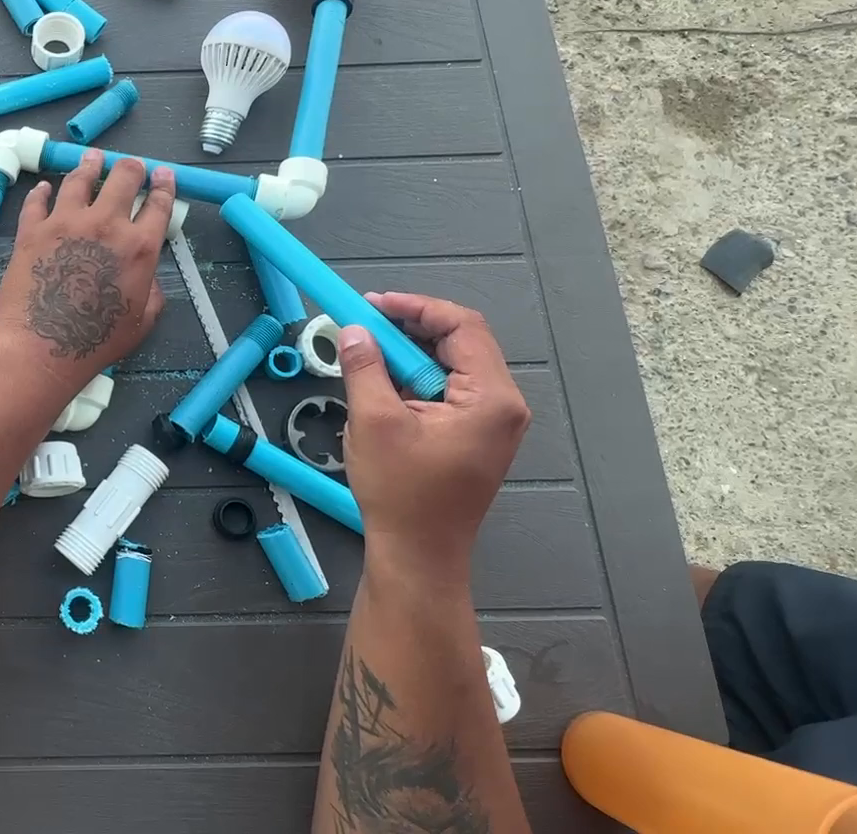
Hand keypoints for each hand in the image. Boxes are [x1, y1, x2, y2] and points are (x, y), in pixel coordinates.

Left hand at [0, 150, 175, 397]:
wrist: (42, 344)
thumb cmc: (96, 341)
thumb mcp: (141, 322)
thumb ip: (151, 293)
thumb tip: (147, 277)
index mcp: (138, 247)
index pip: (157, 204)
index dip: (163, 186)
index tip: (163, 176)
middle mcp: (105, 224)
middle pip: (122, 179)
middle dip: (131, 168)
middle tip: (131, 164)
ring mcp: (65, 222)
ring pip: (80, 180)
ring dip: (89, 165)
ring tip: (92, 158)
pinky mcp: (32, 230)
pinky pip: (37, 201)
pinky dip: (42, 191)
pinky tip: (44, 186)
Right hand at [338, 292, 530, 580]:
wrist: (417, 552)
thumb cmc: (401, 491)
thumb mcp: (374, 422)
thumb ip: (365, 368)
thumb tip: (355, 330)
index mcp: (491, 398)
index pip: (462, 327)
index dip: (416, 307)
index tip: (372, 304)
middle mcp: (501, 404)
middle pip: (460, 342)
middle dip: (410, 326)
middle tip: (364, 323)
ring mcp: (490, 422)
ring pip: (450, 365)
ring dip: (408, 352)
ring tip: (366, 350)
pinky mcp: (472, 436)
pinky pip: (445, 389)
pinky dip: (413, 377)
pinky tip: (381, 382)